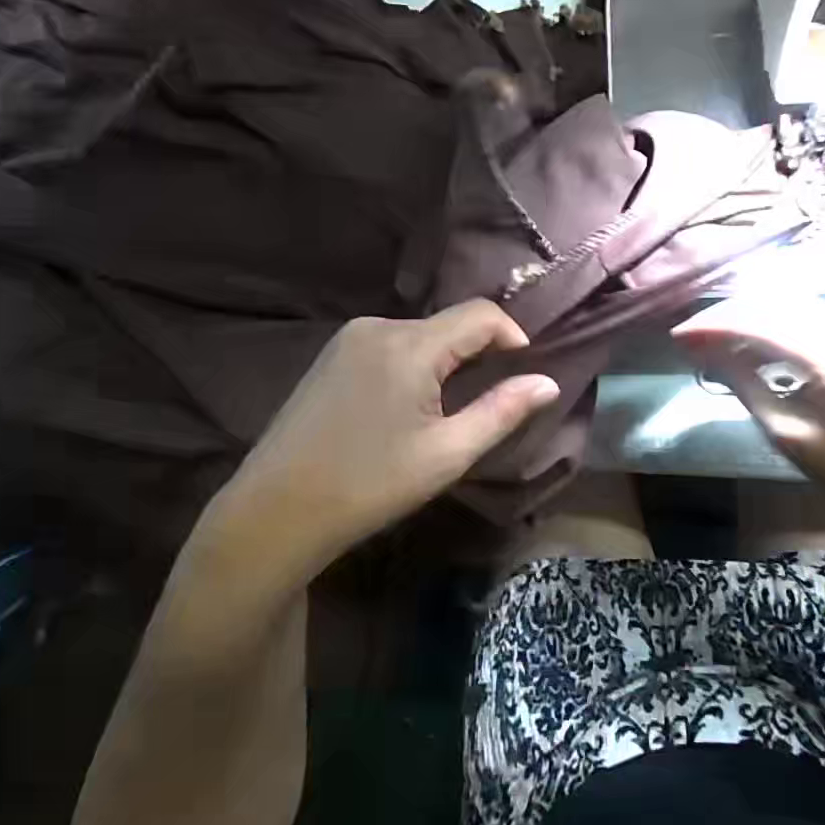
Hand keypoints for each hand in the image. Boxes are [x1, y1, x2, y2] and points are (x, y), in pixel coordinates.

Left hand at [202, 300, 559, 578]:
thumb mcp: (447, 454)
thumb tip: (548, 382)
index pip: (480, 314)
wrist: (276, 510)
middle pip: (448, 323)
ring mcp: (348, 338)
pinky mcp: (330, 354)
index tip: (523, 374)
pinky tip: (404, 406)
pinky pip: (390, 344)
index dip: (512, 336)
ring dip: (445, 360)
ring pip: (419, 334)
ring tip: (445, 410)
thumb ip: (502, 411)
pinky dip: (413, 364)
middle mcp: (378, 326)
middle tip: (486, 401)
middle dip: (477, 353)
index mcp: (410, 345)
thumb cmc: (370, 486)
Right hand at [673, 295, 824, 536]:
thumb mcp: (787, 433)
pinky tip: (756, 340)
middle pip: (778, 303)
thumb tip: (703, 349)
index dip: (715, 325)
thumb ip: (743, 382)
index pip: (763, 322)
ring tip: (716, 338)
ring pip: (795, 304)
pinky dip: (778, 323)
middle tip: (692, 335)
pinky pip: (814, 315)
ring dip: (751, 316)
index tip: (679, 337)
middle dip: (729, 315)